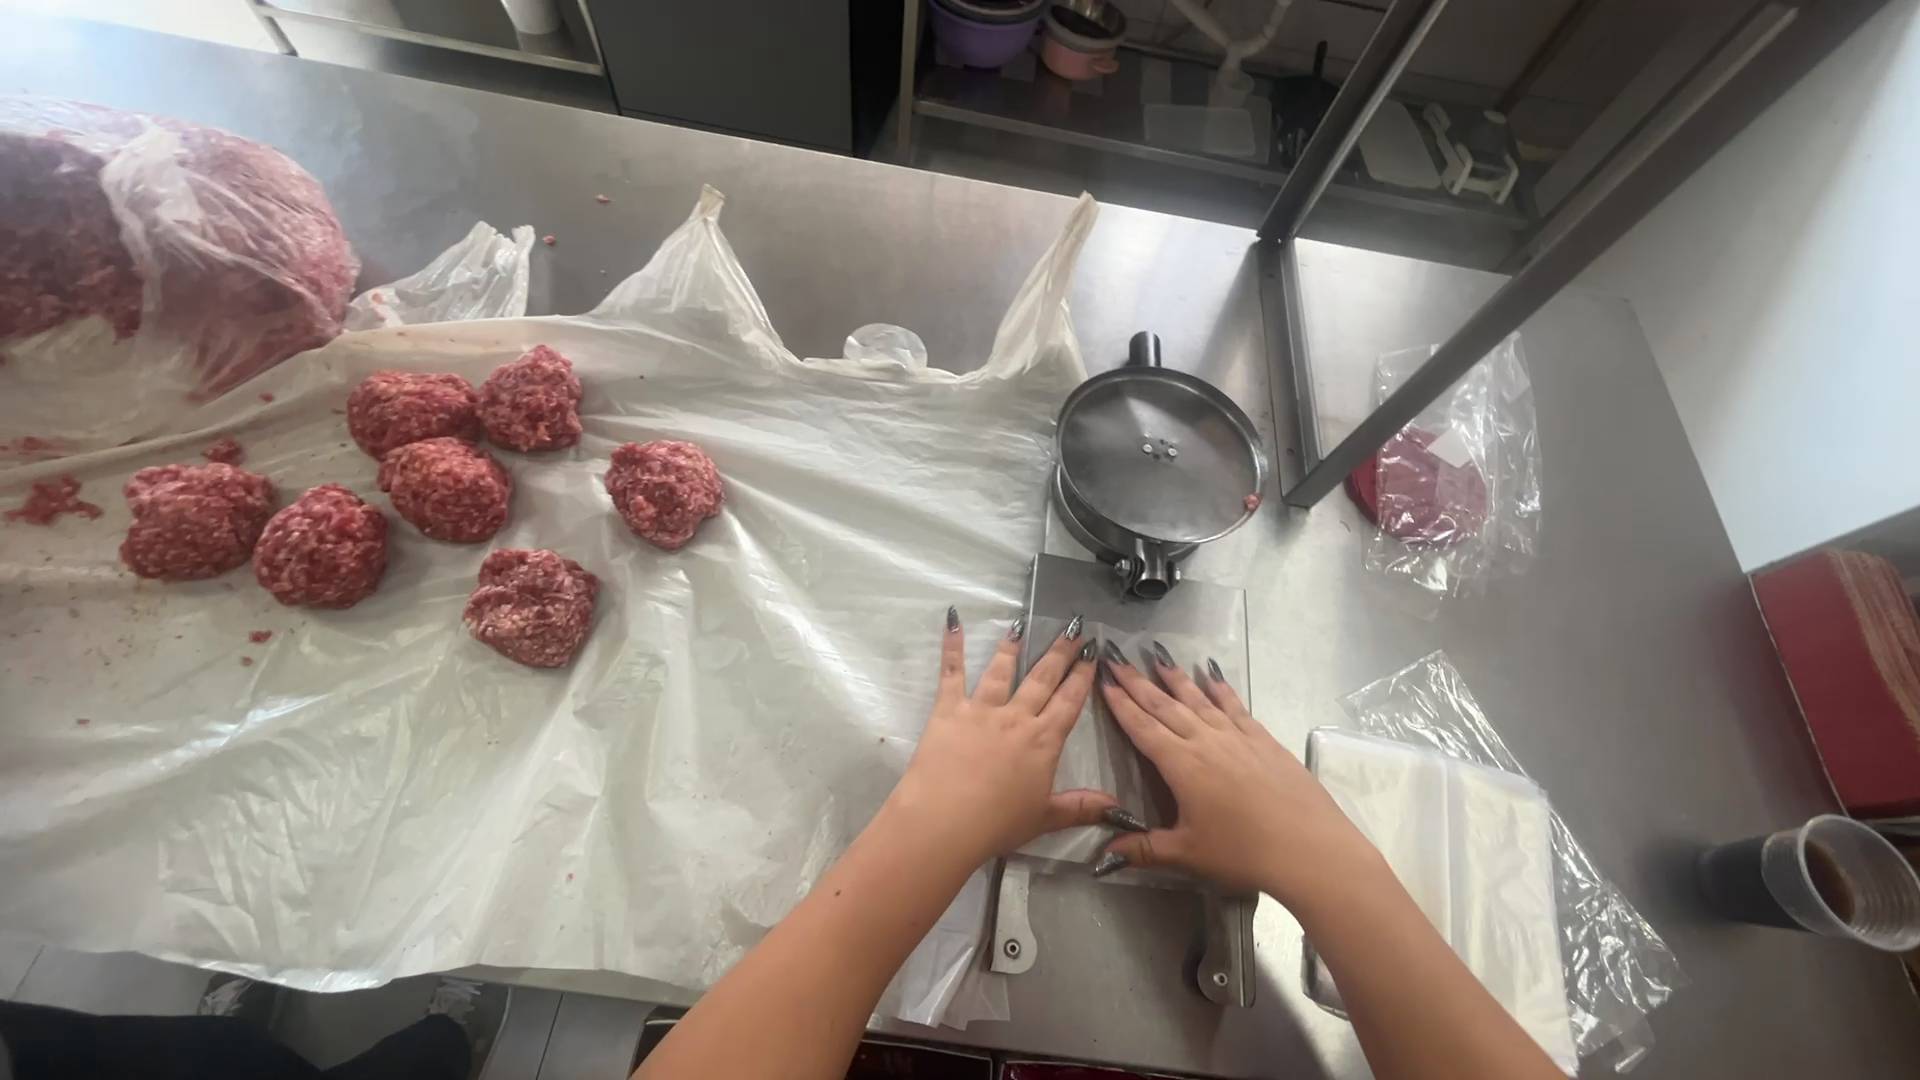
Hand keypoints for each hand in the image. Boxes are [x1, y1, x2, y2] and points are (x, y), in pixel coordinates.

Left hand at [885, 610, 1114, 864]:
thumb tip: (1118, 807)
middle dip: (1060, 652)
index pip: (1070, 701)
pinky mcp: (949, 709)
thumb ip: (1081, 807)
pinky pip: (952, 672)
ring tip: (1022, 625)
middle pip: (1043, 678)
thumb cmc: (997, 824)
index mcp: (1044, 741)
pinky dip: (952, 645)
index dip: (1083, 675)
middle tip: (1072, 628)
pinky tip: (953, 620)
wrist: (946, 820)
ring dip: (1013, 646)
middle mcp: (1017, 717)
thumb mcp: (1045, 818)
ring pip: (1001, 670)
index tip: (1092, 653)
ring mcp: (982, 709)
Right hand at [1095, 646, 1385, 907]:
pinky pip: (1235, 706)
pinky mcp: (1263, 740)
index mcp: (1180, 764)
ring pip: (1197, 699)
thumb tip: (1103, 855)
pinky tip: (1212, 676)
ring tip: (1157, 657)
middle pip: (1163, 705)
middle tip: (1116, 658)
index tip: (1103, 681)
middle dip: (1136, 681)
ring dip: (1175, 678)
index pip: (1141, 727)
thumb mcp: (1188, 854)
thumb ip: (1144, 849)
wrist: (1310, 849)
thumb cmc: (1243, 852)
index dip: (1120, 704)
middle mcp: (1204, 741)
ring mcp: (1236, 736)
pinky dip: (1220, 689)